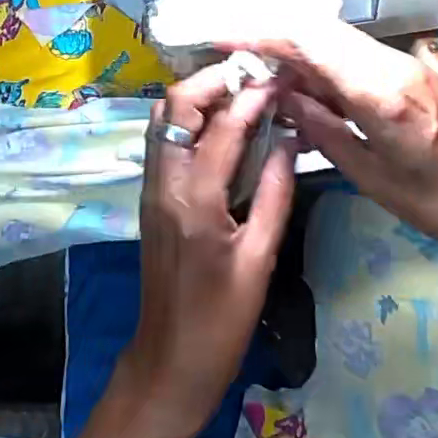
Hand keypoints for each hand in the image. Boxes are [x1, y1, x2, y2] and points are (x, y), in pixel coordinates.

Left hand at [121, 63, 297, 437]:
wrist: (168, 359)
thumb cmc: (221, 320)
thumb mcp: (260, 258)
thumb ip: (274, 193)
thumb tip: (289, 141)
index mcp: (194, 199)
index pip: (221, 126)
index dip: (251, 96)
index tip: (278, 78)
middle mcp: (163, 181)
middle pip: (175, 106)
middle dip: (212, 81)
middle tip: (253, 78)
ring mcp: (149, 187)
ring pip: (163, 118)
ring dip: (197, 97)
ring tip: (240, 95)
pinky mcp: (149, 196)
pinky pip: (163, 140)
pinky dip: (188, 120)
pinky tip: (220, 127)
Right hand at [228, 21, 437, 299]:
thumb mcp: (374, 177)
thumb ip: (322, 129)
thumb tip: (280, 95)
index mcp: (383, 91)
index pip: (308, 41)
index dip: (258, 33)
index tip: (219, 36)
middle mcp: (393, 63)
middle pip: (318, 29)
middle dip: (268, 34)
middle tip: (228, 51)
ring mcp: (405, 65)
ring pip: (333, 41)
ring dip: (292, 50)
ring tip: (253, 71)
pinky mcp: (411, 75)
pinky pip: (351, 58)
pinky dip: (317, 65)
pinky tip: (297, 85)